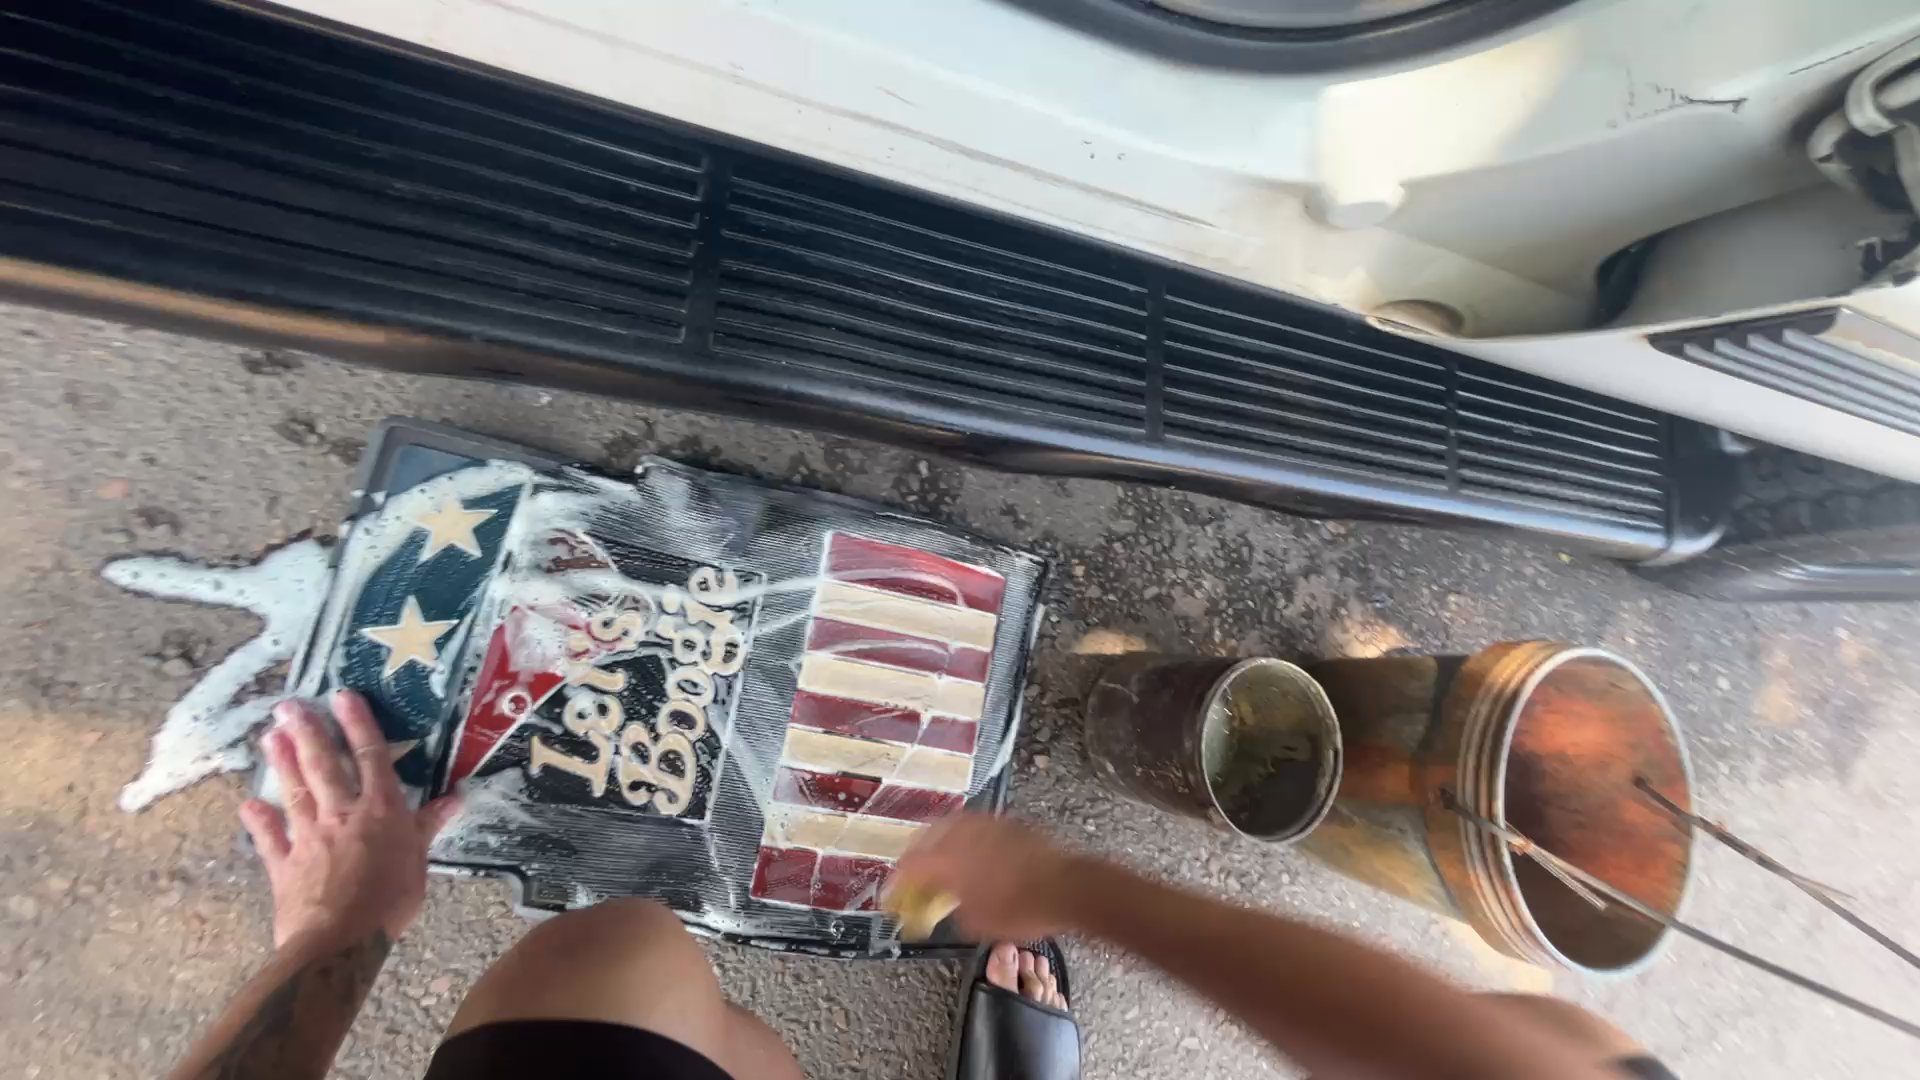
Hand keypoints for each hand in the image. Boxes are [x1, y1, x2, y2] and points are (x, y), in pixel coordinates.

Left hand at [239, 690, 461, 949]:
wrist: (339, 939)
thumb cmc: (391, 896)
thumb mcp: (420, 857)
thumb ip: (427, 824)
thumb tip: (454, 798)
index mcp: (382, 808)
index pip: (371, 756)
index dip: (358, 724)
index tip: (344, 696)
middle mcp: (343, 813)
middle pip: (324, 765)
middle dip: (309, 733)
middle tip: (290, 705)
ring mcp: (309, 837)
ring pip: (295, 791)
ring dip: (282, 763)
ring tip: (271, 735)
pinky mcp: (284, 865)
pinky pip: (269, 838)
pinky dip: (258, 821)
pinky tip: (247, 803)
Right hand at [891, 815, 1084, 941]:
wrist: (1064, 887)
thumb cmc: (1020, 910)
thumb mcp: (977, 923)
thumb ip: (952, 910)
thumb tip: (947, 907)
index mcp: (947, 860)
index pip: (909, 865)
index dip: (897, 880)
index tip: (893, 891)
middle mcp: (961, 834)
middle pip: (925, 837)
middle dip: (915, 854)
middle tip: (912, 871)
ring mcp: (984, 823)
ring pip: (949, 825)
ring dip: (938, 840)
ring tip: (937, 857)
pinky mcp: (1004, 821)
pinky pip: (973, 824)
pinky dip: (963, 836)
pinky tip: (969, 850)